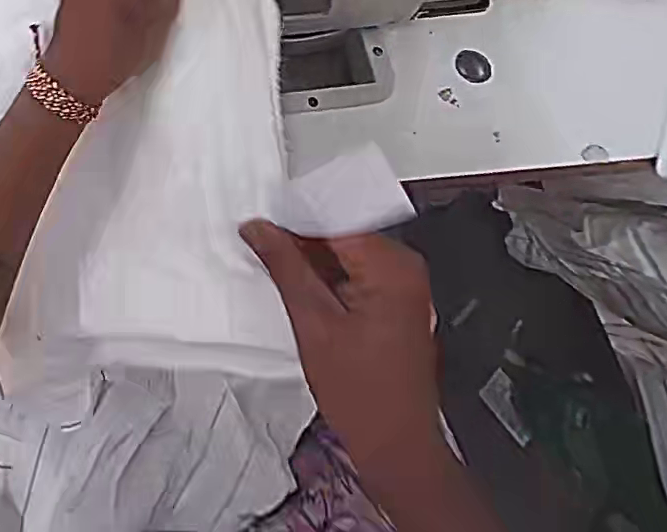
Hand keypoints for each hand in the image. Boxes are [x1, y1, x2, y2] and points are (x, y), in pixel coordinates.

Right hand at [241, 221, 445, 472]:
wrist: (398, 446)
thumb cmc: (364, 397)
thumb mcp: (313, 324)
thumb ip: (285, 267)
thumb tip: (260, 230)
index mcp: (392, 265)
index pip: (335, 220)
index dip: (295, 220)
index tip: (264, 225)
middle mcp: (405, 265)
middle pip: (343, 232)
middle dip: (303, 240)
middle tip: (267, 247)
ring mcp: (405, 281)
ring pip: (348, 251)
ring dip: (316, 259)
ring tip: (285, 273)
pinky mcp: (399, 295)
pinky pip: (359, 269)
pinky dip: (332, 274)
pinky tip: (308, 291)